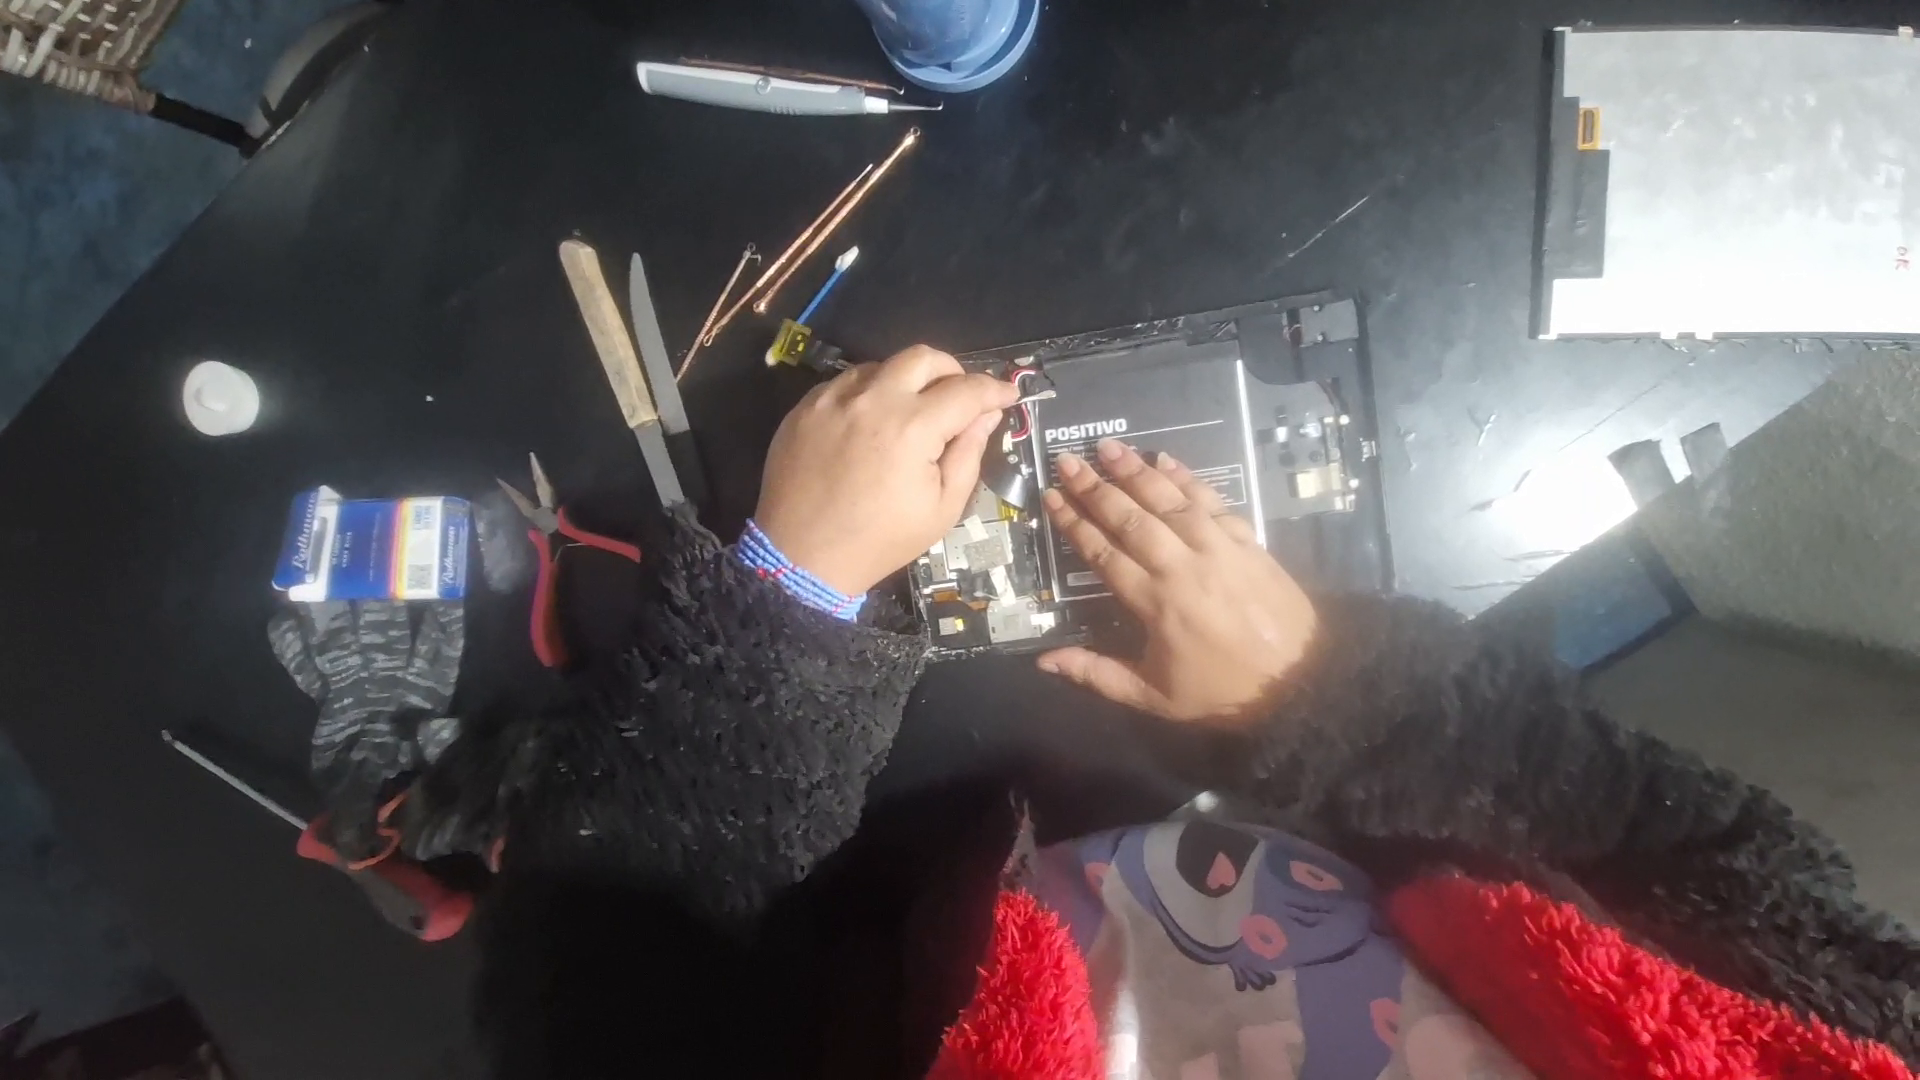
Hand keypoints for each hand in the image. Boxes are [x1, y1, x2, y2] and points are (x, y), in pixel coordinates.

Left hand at [755, 345, 1020, 595]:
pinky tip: (872, 424)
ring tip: (912, 413)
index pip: (966, 390)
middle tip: (960, 398)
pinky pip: (847, 382)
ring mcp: (833, 399)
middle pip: (924, 357)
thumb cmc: (880, 540)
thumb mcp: (941, 509)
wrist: (802, 557)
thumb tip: (986, 416)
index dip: (994, 390)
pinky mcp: (806, 407)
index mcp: (912, 427)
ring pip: (883, 365)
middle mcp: (873, 399)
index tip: (1008, 396)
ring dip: (908, 381)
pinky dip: (870, 393)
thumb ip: (968, 455)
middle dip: (953, 371)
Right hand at [1037, 439, 1317, 725]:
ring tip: (1107, 447)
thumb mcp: (1154, 697)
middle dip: (1095, 487)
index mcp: (1155, 603)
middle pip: (1131, 519)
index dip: (1074, 524)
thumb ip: (1097, 675)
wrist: (1303, 684)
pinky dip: (1188, 478)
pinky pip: (1212, 501)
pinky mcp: (1247, 541)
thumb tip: (1044, 661)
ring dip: (1136, 471)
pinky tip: (1164, 458)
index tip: (1051, 497)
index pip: (1104, 554)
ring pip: (1169, 501)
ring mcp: (1217, 548)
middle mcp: (1181, 566)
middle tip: (1067, 460)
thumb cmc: (1222, 693)